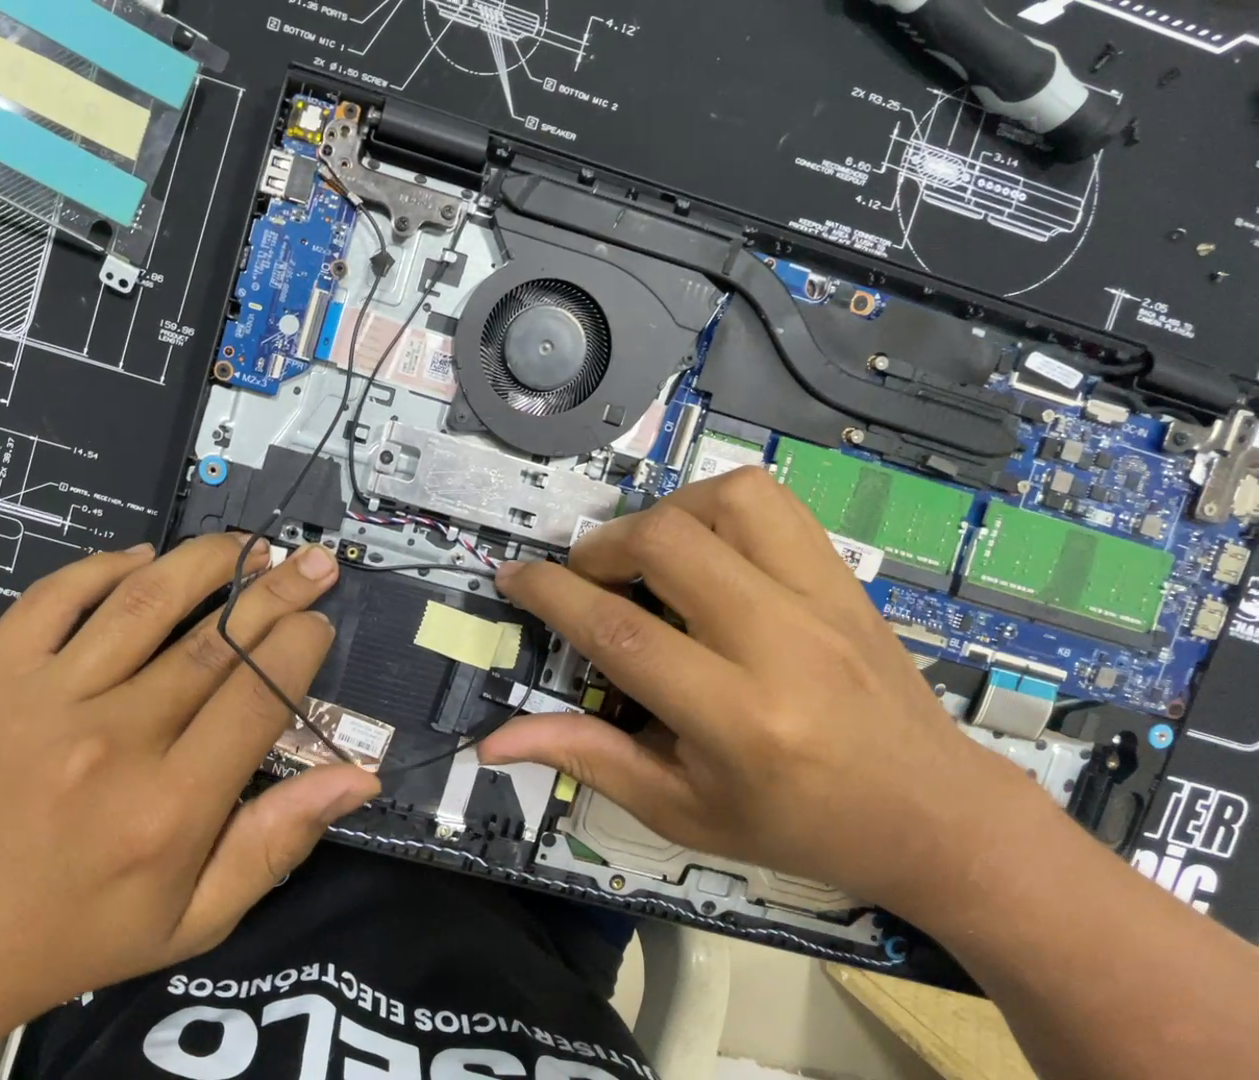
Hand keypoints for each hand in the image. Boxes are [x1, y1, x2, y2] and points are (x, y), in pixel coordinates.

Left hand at [0, 535, 378, 1059]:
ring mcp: (40, 703)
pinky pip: (54, 598)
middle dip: (274, 592)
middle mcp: (108, 744)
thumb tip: (358, 775)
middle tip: (308, 563)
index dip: (298, 645)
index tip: (319, 622)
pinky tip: (144, 560)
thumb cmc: (85, 933)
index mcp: (169, 809)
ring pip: (142, 603)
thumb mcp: (197, 917)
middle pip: (212, 642)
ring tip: (243, 545)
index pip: (256, 695)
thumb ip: (277, 842)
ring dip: (203, 562)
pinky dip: (106, 568)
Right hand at [479, 468, 1049, 907]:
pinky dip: (716, 507)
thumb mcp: (680, 811)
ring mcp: (822, 601)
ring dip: (663, 514)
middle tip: (586, 578)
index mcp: (736, 718)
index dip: (552, 594)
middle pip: (667, 543)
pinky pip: (773, 503)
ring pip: (727, 501)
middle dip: (600, 547)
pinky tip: (701, 548)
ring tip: (646, 556)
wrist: (935, 815)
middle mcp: (781, 644)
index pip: (621, 631)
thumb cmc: (798, 825)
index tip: (511, 575)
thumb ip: (586, 759)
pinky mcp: (845, 579)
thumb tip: (493, 741)